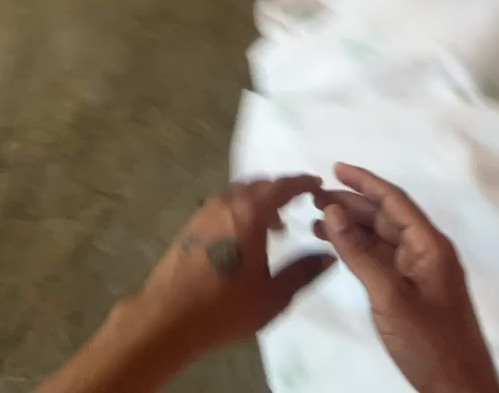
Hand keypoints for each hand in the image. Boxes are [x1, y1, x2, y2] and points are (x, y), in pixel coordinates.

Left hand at [128, 175, 338, 357]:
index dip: (302, 182)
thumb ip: (303, 271)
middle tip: (298, 204)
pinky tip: (246, 235)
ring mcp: (207, 210)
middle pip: (260, 184)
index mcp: (250, 212)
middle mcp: (228, 202)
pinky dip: (242, 207)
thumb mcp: (274, 295)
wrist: (170, 315)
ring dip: (260, 200)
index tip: (317, 183)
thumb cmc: (226, 306)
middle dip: (281, 190)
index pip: (282, 186)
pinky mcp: (193, 222)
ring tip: (274, 224)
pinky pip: (225, 203)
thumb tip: (329, 255)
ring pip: (240, 192)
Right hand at [314, 163, 498, 392]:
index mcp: (429, 244)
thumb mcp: (388, 295)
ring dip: (351, 227)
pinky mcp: (413, 291)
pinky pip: (383, 259)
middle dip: (351, 204)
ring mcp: (420, 272)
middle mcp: (426, 250)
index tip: (334, 169)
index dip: (364, 181)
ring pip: (381, 237)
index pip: (393, 200)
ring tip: (316, 220)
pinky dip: (359, 250)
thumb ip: (359, 251)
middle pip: (385, 216)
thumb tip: (332, 210)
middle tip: (316, 198)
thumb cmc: (428, 343)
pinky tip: (336, 247)